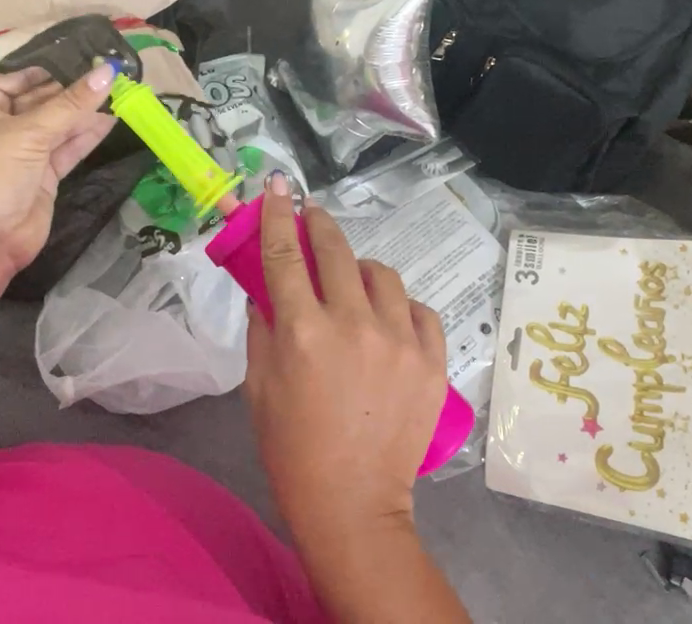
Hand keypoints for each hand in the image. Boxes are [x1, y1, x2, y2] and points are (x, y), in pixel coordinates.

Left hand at [0, 63, 116, 275]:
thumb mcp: (28, 134)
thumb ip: (72, 104)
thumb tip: (109, 71)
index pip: (18, 77)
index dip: (52, 67)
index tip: (89, 54)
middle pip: (41, 99)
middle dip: (74, 89)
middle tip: (113, 71)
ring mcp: (22, 152)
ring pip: (58, 124)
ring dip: (86, 111)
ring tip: (122, 91)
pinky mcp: (42, 175)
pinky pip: (67, 148)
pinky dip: (88, 135)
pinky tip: (112, 119)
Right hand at [244, 176, 447, 553]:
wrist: (354, 505)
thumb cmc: (292, 449)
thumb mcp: (260, 387)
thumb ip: (262, 329)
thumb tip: (266, 288)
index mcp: (303, 331)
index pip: (284, 255)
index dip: (277, 216)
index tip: (279, 186)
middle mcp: (353, 324)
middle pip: (335, 251)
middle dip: (320, 224)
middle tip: (313, 216)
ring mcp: (399, 340)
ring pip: (382, 274)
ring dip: (361, 270)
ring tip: (353, 285)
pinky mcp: (432, 360)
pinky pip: (419, 309)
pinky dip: (400, 307)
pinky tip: (389, 320)